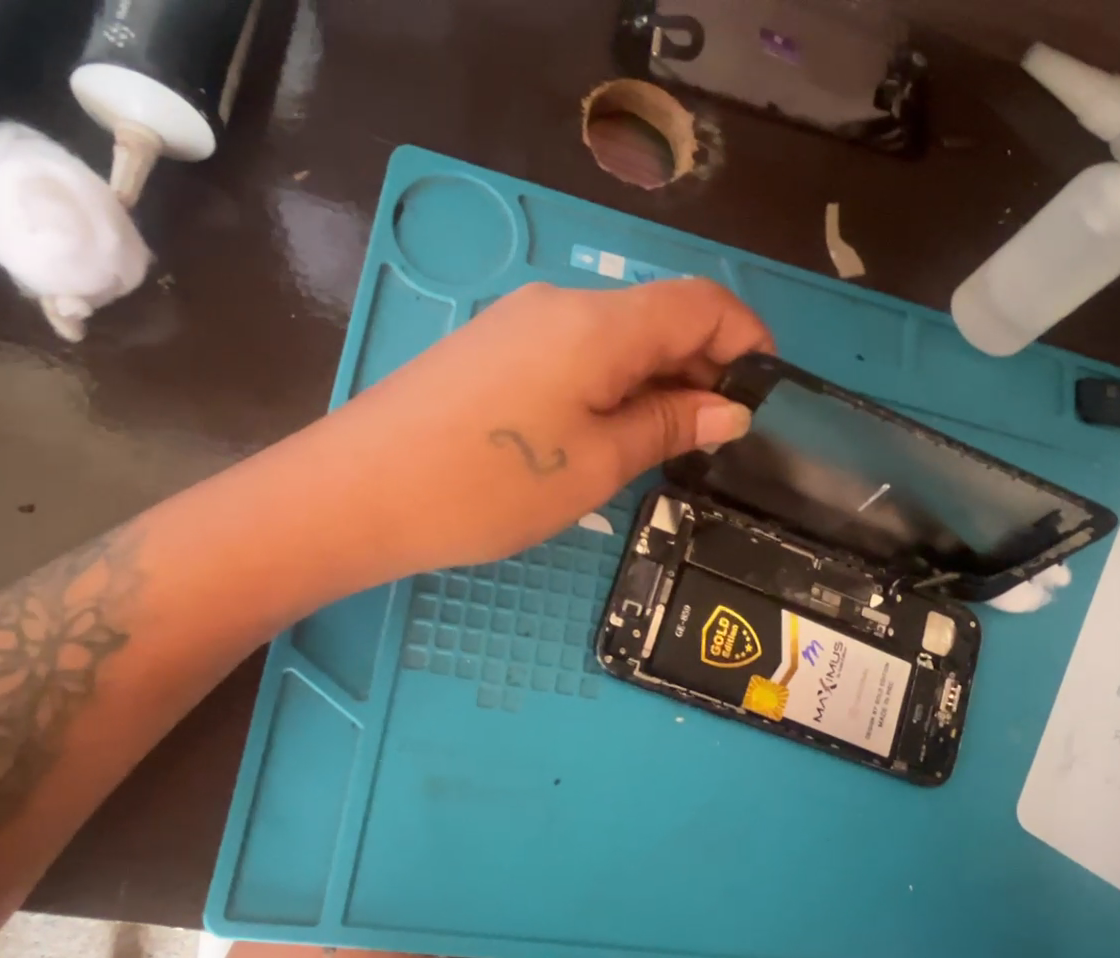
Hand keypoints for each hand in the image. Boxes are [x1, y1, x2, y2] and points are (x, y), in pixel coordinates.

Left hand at [321, 279, 771, 576]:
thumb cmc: (488, 485)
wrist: (355, 492)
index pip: (702, 303)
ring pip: (615, 336)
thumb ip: (667, 425)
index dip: (747, 340)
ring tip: (659, 445)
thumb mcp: (594, 464)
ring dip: (653, 379)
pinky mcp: (490, 347)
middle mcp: (562, 303)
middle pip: (659, 315)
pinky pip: (572, 351)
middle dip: (701, 367)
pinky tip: (600, 434)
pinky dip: (607, 383)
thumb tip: (730, 410)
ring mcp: (519, 321)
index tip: (764, 397)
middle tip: (713, 439)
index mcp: (600, 324)